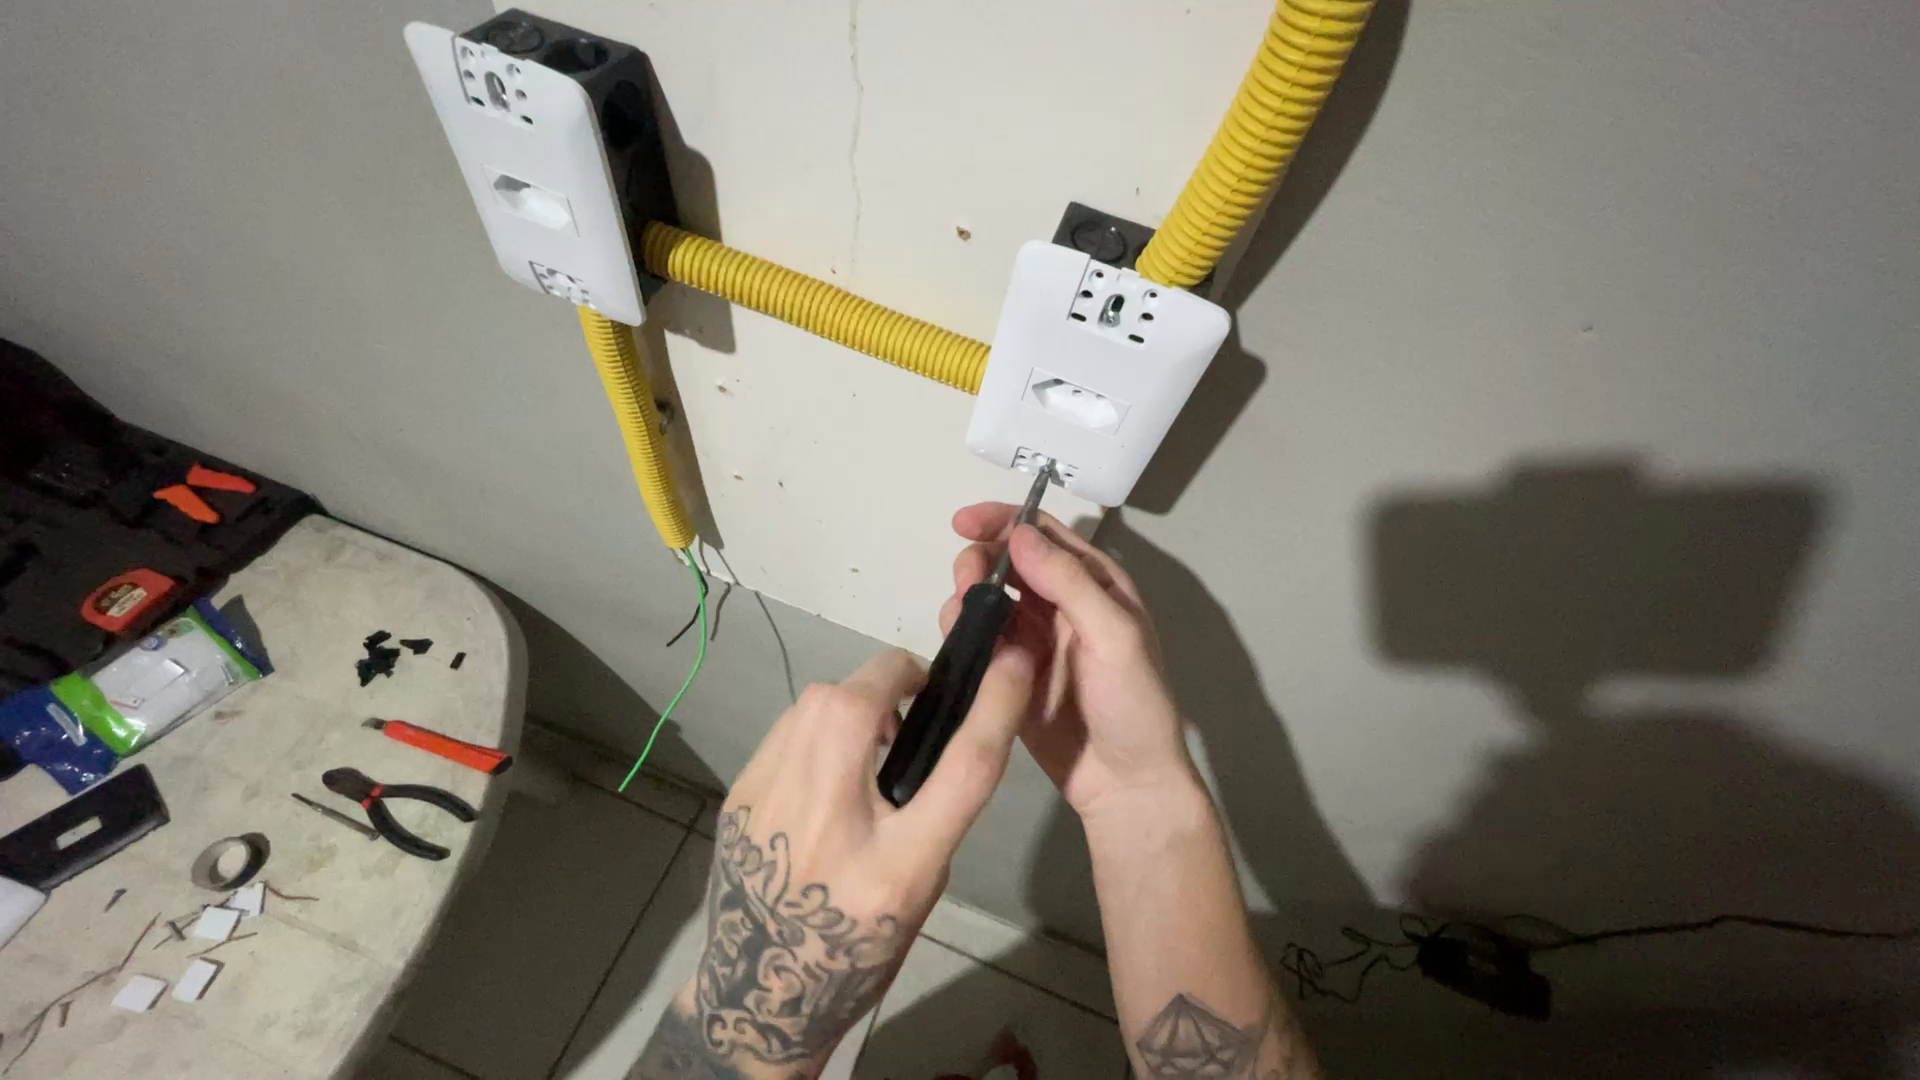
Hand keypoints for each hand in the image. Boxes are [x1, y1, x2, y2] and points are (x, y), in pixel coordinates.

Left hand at [636, 648, 1034, 1078]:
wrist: (754, 994)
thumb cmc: (858, 947)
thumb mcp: (921, 888)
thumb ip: (935, 809)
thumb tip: (925, 734)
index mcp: (896, 867)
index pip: (963, 767)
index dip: (997, 705)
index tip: (1014, 662)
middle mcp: (829, 824)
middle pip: (863, 701)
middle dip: (899, 675)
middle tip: (916, 697)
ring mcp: (770, 801)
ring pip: (819, 699)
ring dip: (858, 696)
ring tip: (871, 729)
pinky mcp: (739, 790)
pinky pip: (791, 724)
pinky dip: (820, 723)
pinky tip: (828, 757)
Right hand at [944, 504, 1194, 821]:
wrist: (1125, 783)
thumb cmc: (1132, 703)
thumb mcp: (1113, 636)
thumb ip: (1068, 582)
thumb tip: (1018, 533)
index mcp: (1093, 584)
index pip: (1043, 534)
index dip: (1002, 520)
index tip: (962, 522)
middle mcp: (1060, 603)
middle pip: (1008, 561)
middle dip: (980, 559)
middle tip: (966, 581)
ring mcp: (1032, 638)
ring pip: (988, 597)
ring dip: (968, 594)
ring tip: (961, 613)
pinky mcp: (1010, 671)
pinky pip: (979, 638)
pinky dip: (963, 630)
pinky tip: (959, 640)